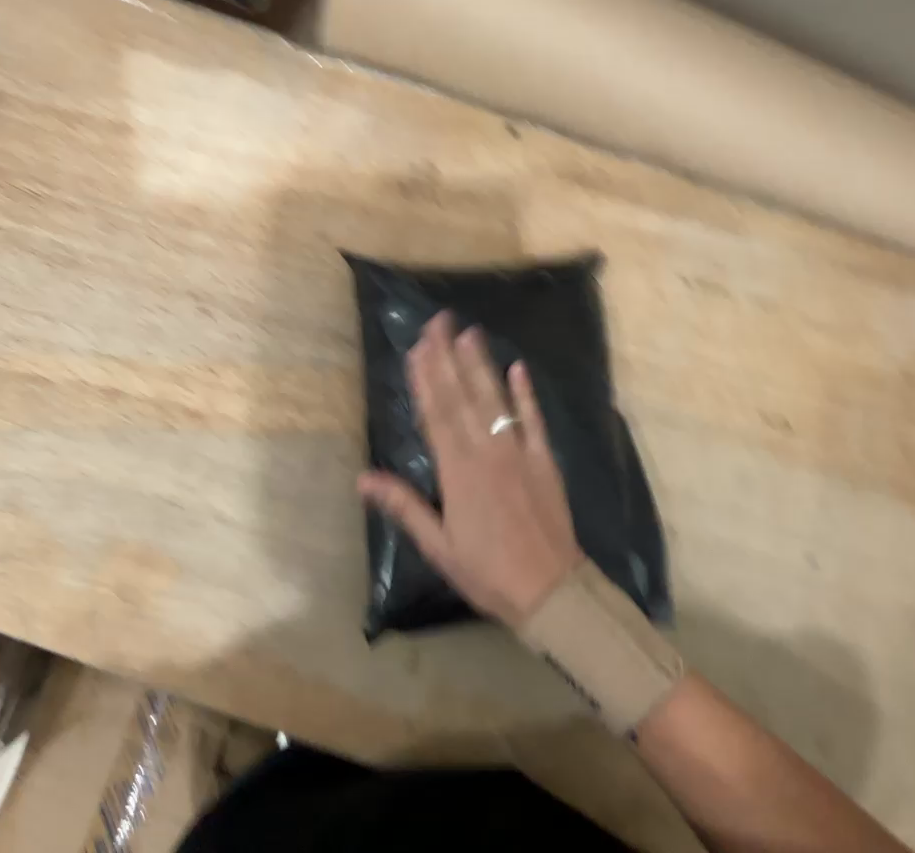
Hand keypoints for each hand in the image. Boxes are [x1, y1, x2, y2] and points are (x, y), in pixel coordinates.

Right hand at [358, 311, 583, 624]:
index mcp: (458, 472)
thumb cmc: (487, 572)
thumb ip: (403, 506)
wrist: (552, 592)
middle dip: (448, 357)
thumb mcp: (437, 546)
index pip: (436, 414)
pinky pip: (534, 421)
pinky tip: (517, 369)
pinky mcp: (545, 462)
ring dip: (481, 365)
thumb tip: (362, 478)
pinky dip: (526, 395)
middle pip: (463, 397)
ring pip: (495, 401)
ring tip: (469, 332)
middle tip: (439, 322)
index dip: (425, 378)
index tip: (416, 347)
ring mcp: (519, 454)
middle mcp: (487, 452)